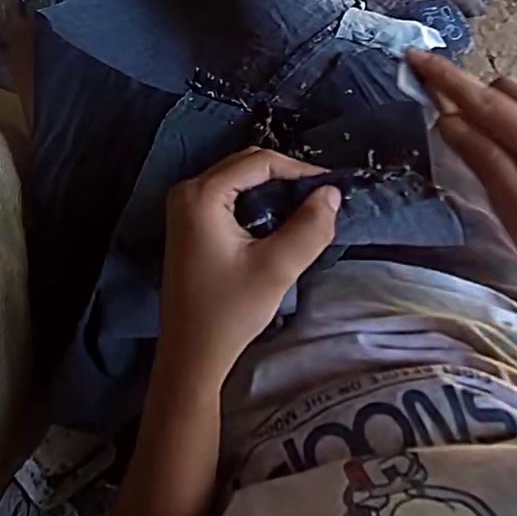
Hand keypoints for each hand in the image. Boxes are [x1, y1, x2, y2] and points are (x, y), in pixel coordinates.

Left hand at [159, 148, 341, 385]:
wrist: (191, 353)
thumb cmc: (229, 311)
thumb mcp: (276, 268)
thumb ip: (309, 227)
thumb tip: (331, 194)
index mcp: (201, 194)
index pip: (259, 162)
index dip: (299, 169)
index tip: (331, 186)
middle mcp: (188, 190)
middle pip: (246, 164)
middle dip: (286, 176)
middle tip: (321, 197)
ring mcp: (185, 206)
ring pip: (239, 178)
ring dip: (273, 188)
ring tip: (307, 208)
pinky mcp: (189, 221)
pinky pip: (229, 195)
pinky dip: (257, 200)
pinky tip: (280, 219)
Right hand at [407, 51, 516, 326]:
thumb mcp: (515, 213)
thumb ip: (483, 160)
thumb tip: (447, 119)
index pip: (491, 104)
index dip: (449, 80)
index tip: (419, 58)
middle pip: (511, 91)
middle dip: (474, 96)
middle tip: (445, 118)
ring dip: (497, 110)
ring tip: (481, 144)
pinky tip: (515, 156)